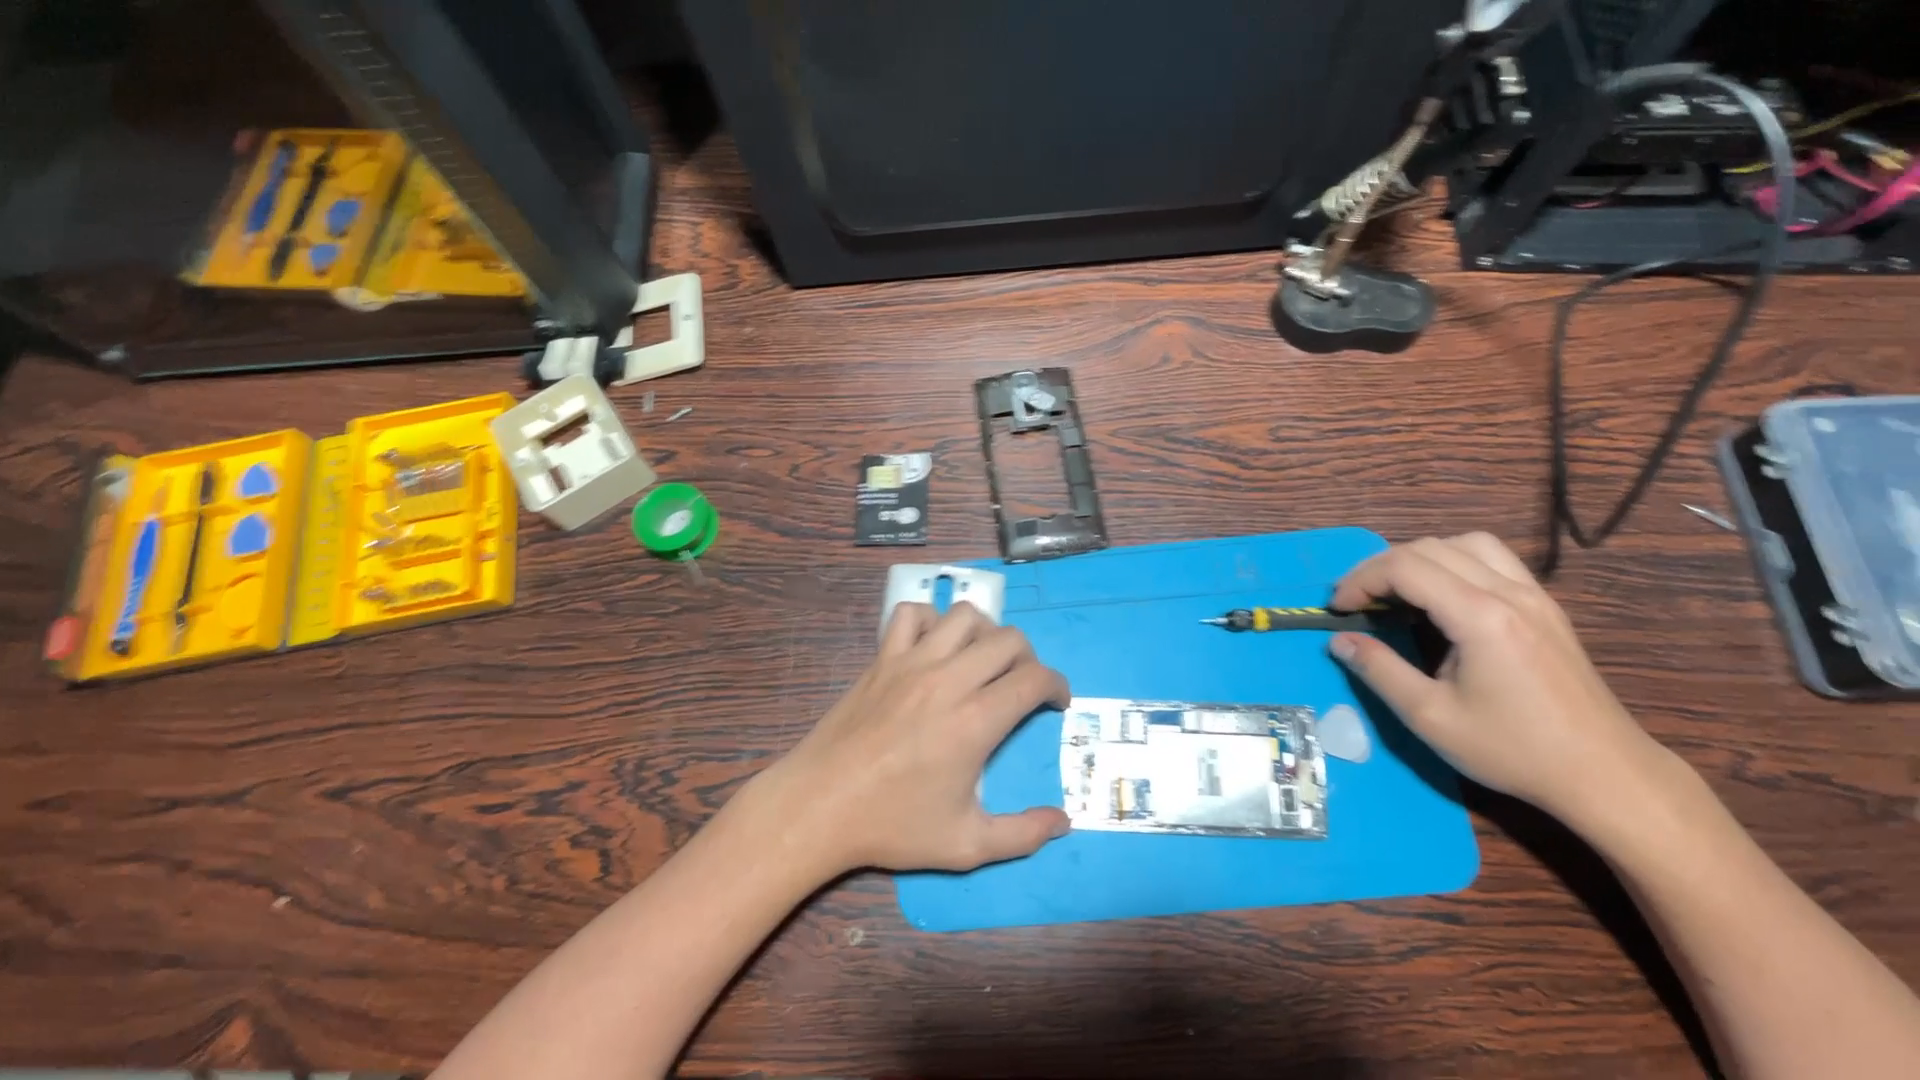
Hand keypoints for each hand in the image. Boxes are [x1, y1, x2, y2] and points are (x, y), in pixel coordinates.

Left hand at [744, 602, 1070, 875]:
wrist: (818, 808)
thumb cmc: (891, 826)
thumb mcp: (965, 846)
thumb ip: (1021, 835)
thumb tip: (1062, 822)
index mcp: (975, 721)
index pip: (1034, 678)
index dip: (1057, 686)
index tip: (1055, 704)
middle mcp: (948, 680)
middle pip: (1008, 639)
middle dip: (1029, 659)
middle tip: (1022, 687)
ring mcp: (910, 663)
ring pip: (964, 615)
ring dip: (985, 633)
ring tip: (982, 662)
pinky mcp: (880, 659)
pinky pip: (910, 614)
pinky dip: (930, 621)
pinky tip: (933, 648)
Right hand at [1327, 533, 1663, 827]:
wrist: (1602, 772)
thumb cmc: (1512, 749)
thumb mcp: (1431, 718)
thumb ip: (1380, 672)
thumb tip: (1341, 641)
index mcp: (1480, 616)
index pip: (1405, 567)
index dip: (1361, 580)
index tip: (1337, 609)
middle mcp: (1509, 592)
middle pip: (1431, 547)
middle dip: (1382, 567)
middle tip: (1357, 602)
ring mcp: (1534, 596)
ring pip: (1467, 544)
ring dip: (1421, 557)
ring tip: (1397, 591)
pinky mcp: (1546, 608)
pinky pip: (1494, 560)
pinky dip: (1456, 563)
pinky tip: (1443, 597)